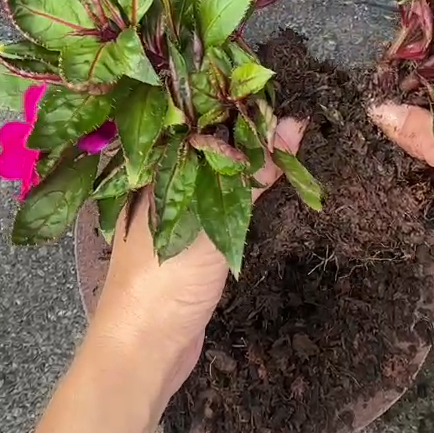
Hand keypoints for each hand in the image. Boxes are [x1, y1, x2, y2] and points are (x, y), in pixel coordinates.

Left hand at [89, 118, 307, 398]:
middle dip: (242, 125)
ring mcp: (171, 206)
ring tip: (285, 131)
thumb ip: (251, 174)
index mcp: (150, 164)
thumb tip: (291, 123)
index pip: (191, 112)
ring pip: (213, 167)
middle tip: (287, 104)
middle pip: (204, 139)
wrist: (142, 351)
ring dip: (244, 155)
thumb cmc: (164, 280)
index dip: (228, 96)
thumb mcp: (213, 221)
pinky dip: (241, 186)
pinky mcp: (186, 234)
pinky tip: (265, 177)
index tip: (269, 81)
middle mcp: (157, 177)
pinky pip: (217, 197)